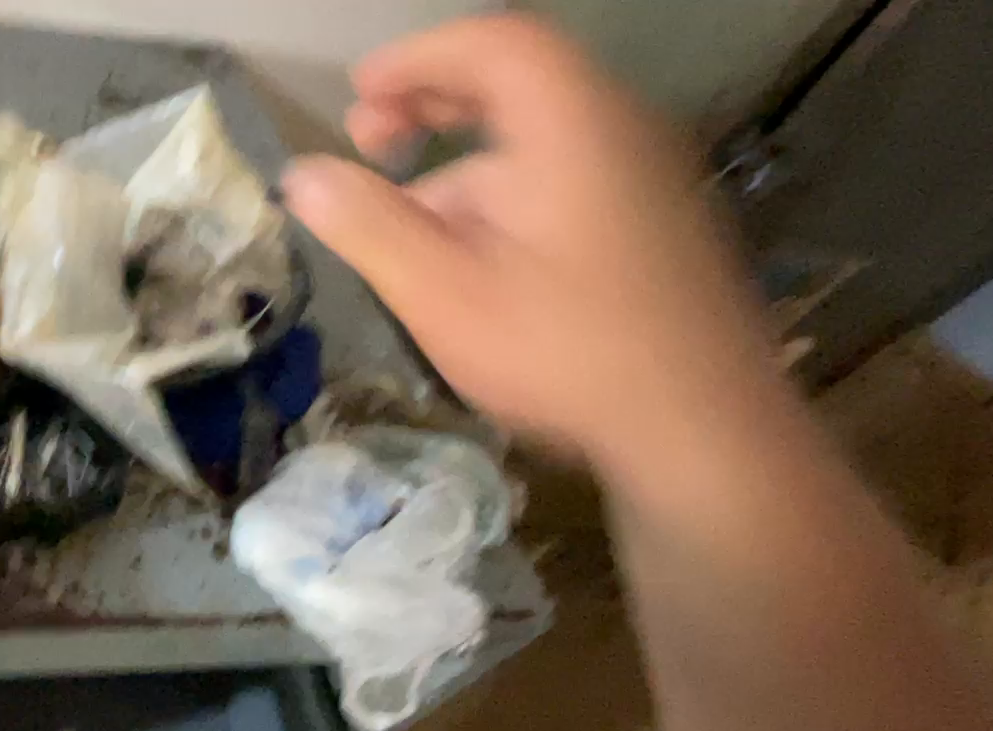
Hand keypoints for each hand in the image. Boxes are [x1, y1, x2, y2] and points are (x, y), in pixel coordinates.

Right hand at [284, 15, 776, 463]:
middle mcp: (614, 133)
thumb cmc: (558, 350)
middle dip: (431, 104)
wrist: (693, 424)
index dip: (416, 58)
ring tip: (401, 227)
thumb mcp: (442, 292)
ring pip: (531, 148)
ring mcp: (639, 180)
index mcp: (568, 129)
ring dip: (456, 168)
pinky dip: (496, 198)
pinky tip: (466, 263)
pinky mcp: (645, 226)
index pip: (492, 46)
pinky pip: (557, 185)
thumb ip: (369, 227)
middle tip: (367, 140)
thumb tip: (300, 176)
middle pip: (515, 86)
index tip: (355, 93)